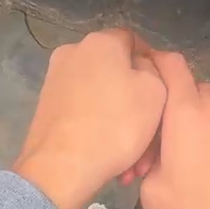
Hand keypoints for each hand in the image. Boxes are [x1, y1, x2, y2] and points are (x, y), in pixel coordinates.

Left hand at [13, 29, 166, 208]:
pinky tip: (111, 156)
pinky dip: (100, 127)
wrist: (61, 168)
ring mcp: (54, 80)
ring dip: (120, 119)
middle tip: (152, 129)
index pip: (134, 40)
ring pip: (102, 96)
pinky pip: (84, 111)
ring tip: (134, 155)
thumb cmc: (117, 124)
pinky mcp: (45, 106)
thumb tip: (141, 67)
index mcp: (100, 41)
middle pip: (116, 70)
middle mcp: (73, 53)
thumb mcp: (156, 92)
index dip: (153, 63)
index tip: (163, 90)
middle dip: (136, 98)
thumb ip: (155, 69)